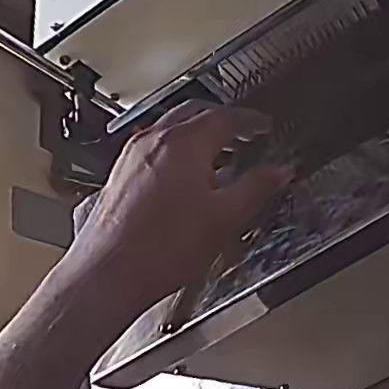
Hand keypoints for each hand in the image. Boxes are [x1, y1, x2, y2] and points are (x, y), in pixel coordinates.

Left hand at [59, 101, 293, 317]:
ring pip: (172, 129)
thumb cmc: (160, 250)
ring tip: (220, 155)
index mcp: (183, 143)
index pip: (226, 117)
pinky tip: (186, 179)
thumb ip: (256, 188)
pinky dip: (177, 152)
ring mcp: (132, 156)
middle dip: (224, 121)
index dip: (251, 121)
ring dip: (199, 135)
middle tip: (245, 134)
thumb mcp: (225, 218)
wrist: (109, 275)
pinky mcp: (120, 175)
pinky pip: (155, 149)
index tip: (263, 125)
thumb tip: (279, 171)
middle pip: (195, 114)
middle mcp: (154, 141)